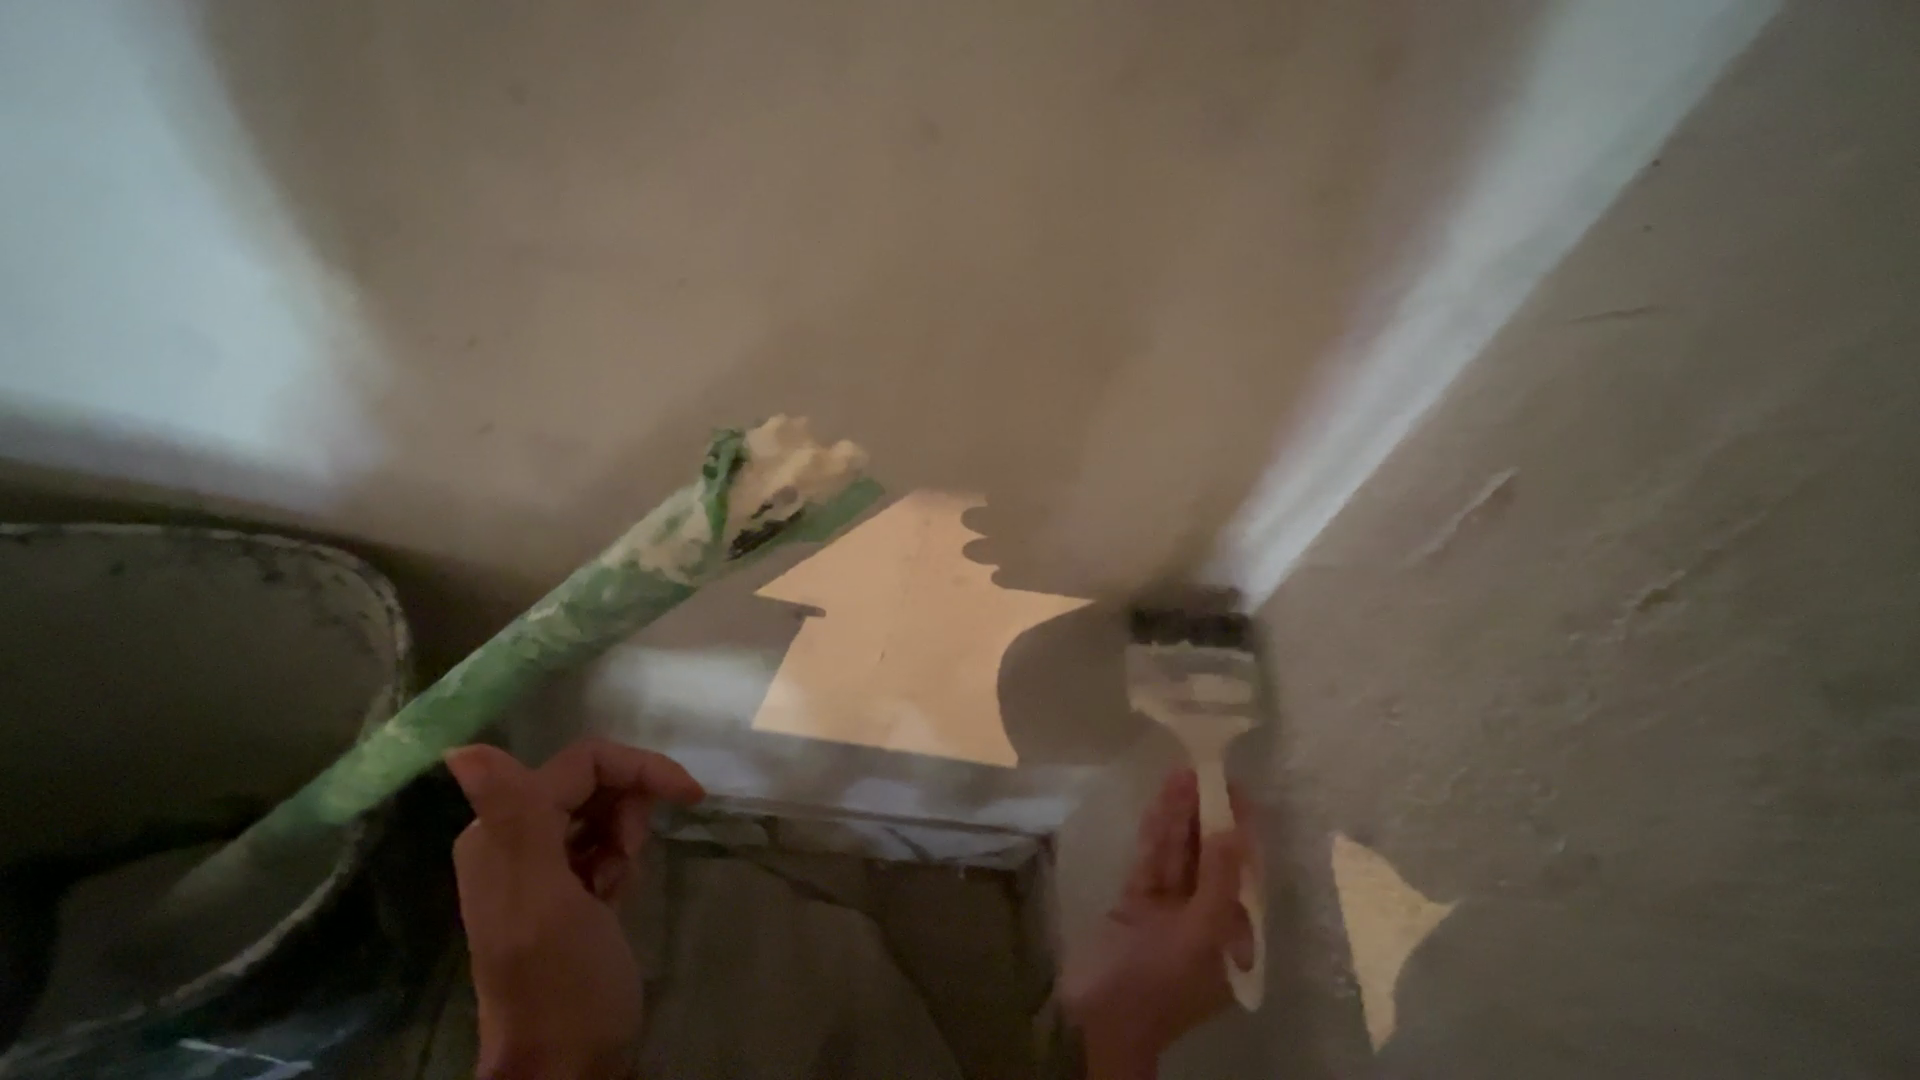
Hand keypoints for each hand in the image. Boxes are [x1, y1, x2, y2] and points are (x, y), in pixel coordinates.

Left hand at [445, 738, 704, 1079]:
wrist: (570, 1066)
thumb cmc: (564, 984)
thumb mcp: (544, 901)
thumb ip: (515, 820)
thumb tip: (461, 748)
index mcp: (500, 833)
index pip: (582, 763)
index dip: (639, 769)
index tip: (691, 795)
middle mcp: (511, 838)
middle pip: (592, 782)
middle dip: (629, 808)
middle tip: (632, 857)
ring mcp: (536, 864)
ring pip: (602, 809)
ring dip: (626, 836)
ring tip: (619, 884)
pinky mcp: (563, 887)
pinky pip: (603, 843)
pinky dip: (620, 860)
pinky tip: (615, 895)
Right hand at [1061, 770, 1254, 1077]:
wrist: (1100, 1018)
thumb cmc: (1160, 982)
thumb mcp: (1199, 934)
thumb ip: (1217, 881)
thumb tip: (1234, 831)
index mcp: (1233, 933)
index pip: (1243, 871)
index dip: (1242, 829)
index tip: (1237, 789)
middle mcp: (1205, 916)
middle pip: (1210, 856)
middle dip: (1207, 815)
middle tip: (1204, 770)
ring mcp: (1168, 908)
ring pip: (1179, 853)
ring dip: (1180, 817)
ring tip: (1180, 774)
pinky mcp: (1137, 901)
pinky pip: (1151, 861)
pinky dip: (1155, 833)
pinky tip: (1158, 803)